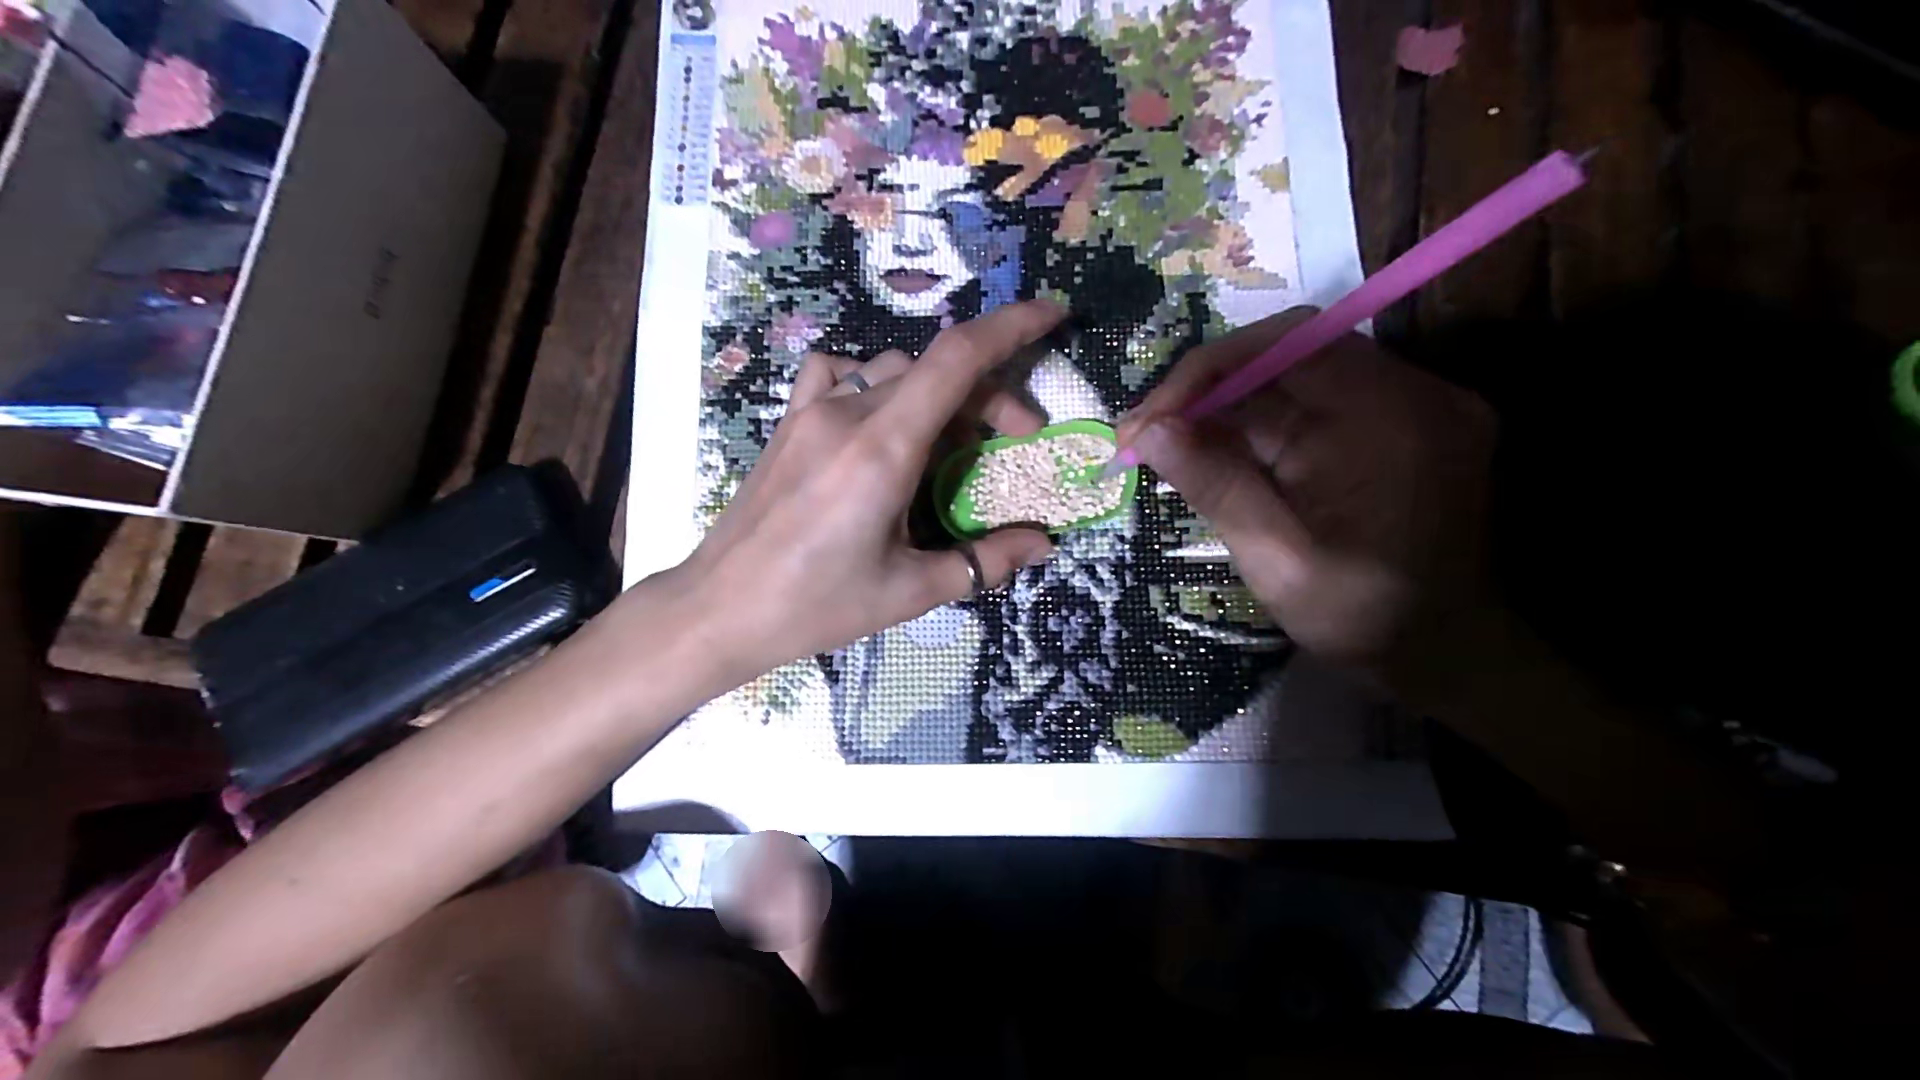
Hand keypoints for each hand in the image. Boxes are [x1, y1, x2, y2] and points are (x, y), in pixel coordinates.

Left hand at [665, 300, 1064, 682]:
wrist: (720, 610)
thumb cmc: (816, 606)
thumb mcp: (910, 591)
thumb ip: (984, 562)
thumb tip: (1043, 545)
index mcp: (883, 449)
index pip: (957, 360)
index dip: (1012, 327)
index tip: (1053, 314)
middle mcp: (847, 413)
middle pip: (935, 369)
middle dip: (989, 396)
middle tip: (1013, 444)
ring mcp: (811, 411)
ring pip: (894, 369)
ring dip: (938, 393)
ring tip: (950, 444)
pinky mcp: (789, 422)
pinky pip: (840, 373)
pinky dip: (877, 382)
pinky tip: (879, 421)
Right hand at [1115, 308, 1495, 676]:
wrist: (1445, 654)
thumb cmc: (1362, 616)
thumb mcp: (1277, 558)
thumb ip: (1215, 485)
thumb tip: (1147, 430)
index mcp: (1388, 419)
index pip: (1287, 345)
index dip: (1206, 370)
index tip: (1149, 419)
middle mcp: (1408, 393)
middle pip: (1285, 356)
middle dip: (1203, 390)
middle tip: (1140, 434)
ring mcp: (1405, 408)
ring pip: (1290, 383)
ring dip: (1220, 410)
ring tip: (1158, 445)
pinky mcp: (1391, 428)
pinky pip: (1308, 409)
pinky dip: (1252, 428)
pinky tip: (1207, 454)